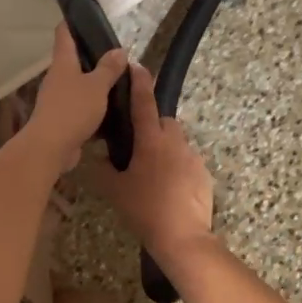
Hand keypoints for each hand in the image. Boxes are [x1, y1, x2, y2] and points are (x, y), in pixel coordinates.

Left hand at [20, 25, 128, 172]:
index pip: (64, 34)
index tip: (84, 14)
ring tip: (119, 82)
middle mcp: (57, 78)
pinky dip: (95, 107)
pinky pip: (81, 108)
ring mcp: (58, 99)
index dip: (72, 22)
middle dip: (93, 56)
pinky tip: (112, 111)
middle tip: (117, 55)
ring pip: (79, 86)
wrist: (50, 147)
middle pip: (73, 60)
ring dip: (96, 84)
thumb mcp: (97, 86)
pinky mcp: (62, 119)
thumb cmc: (72, 110)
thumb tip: (119, 50)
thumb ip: (108, 68)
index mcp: (63, 63)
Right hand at [80, 63, 214, 259]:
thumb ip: (103, 169)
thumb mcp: (115, 190)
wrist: (183, 237)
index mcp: (151, 141)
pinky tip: (168, 189)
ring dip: (165, 149)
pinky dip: (177, 168)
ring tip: (152, 173)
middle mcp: (175, 142)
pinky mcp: (204, 174)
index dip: (139, 82)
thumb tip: (98, 157)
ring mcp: (193, 158)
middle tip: (137, 147)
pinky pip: (187, 162)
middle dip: (152, 126)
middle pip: (164, 121)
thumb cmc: (145, 210)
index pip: (143, 103)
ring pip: (176, 143)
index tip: (136, 65)